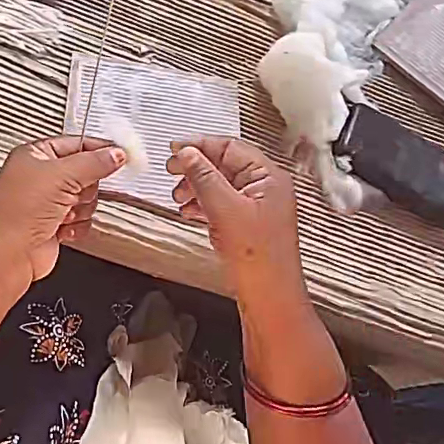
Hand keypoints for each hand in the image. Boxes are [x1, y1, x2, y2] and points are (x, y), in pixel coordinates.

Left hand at [0, 136, 125, 287]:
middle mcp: (41, 177)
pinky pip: (84, 219)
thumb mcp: (61, 176)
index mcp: (36, 155)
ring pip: (88, 198)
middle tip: (73, 193)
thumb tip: (115, 154)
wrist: (7, 255)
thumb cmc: (17, 212)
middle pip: (86, 173)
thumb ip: (94, 162)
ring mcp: (48, 202)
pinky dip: (77, 225)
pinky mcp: (55, 224)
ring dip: (80, 208)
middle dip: (84, 187)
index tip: (119, 154)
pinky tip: (61, 227)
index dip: (98, 150)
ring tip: (62, 213)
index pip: (77, 143)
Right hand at [166, 137, 302, 291]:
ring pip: (220, 185)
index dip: (201, 145)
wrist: (269, 297)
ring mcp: (257, 208)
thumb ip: (204, 176)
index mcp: (269, 177)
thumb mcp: (225, 208)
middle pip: (225, 164)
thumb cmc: (260, 259)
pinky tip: (190, 210)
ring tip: (179, 194)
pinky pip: (221, 204)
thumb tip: (188, 154)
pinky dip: (202, 204)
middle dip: (196, 166)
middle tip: (173, 169)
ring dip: (196, 186)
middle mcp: (266, 189)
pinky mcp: (247, 226)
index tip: (177, 148)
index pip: (231, 146)